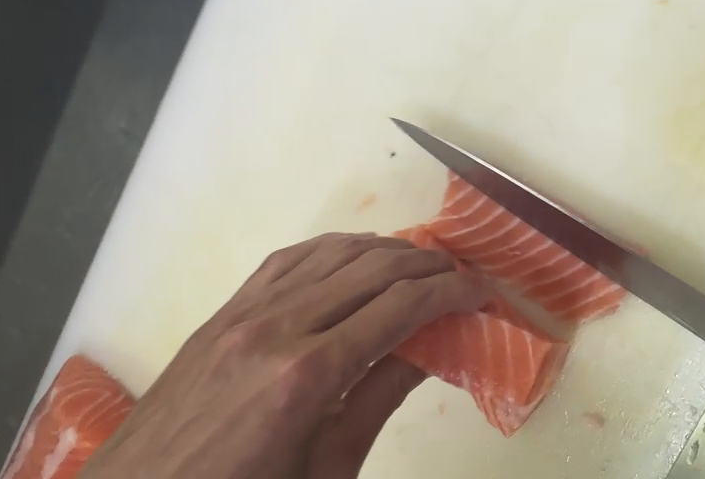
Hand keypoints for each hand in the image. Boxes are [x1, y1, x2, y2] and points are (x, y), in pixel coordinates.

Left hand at [85, 233, 489, 478]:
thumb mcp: (324, 473)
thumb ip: (381, 400)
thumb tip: (435, 346)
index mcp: (307, 377)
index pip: (404, 305)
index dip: (455, 291)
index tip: (484, 295)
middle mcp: (278, 329)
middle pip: (379, 267)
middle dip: (433, 266)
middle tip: (462, 280)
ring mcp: (243, 315)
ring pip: (339, 250)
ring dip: (391, 250)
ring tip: (420, 268)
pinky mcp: (221, 314)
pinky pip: (293, 257)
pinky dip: (339, 248)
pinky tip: (360, 260)